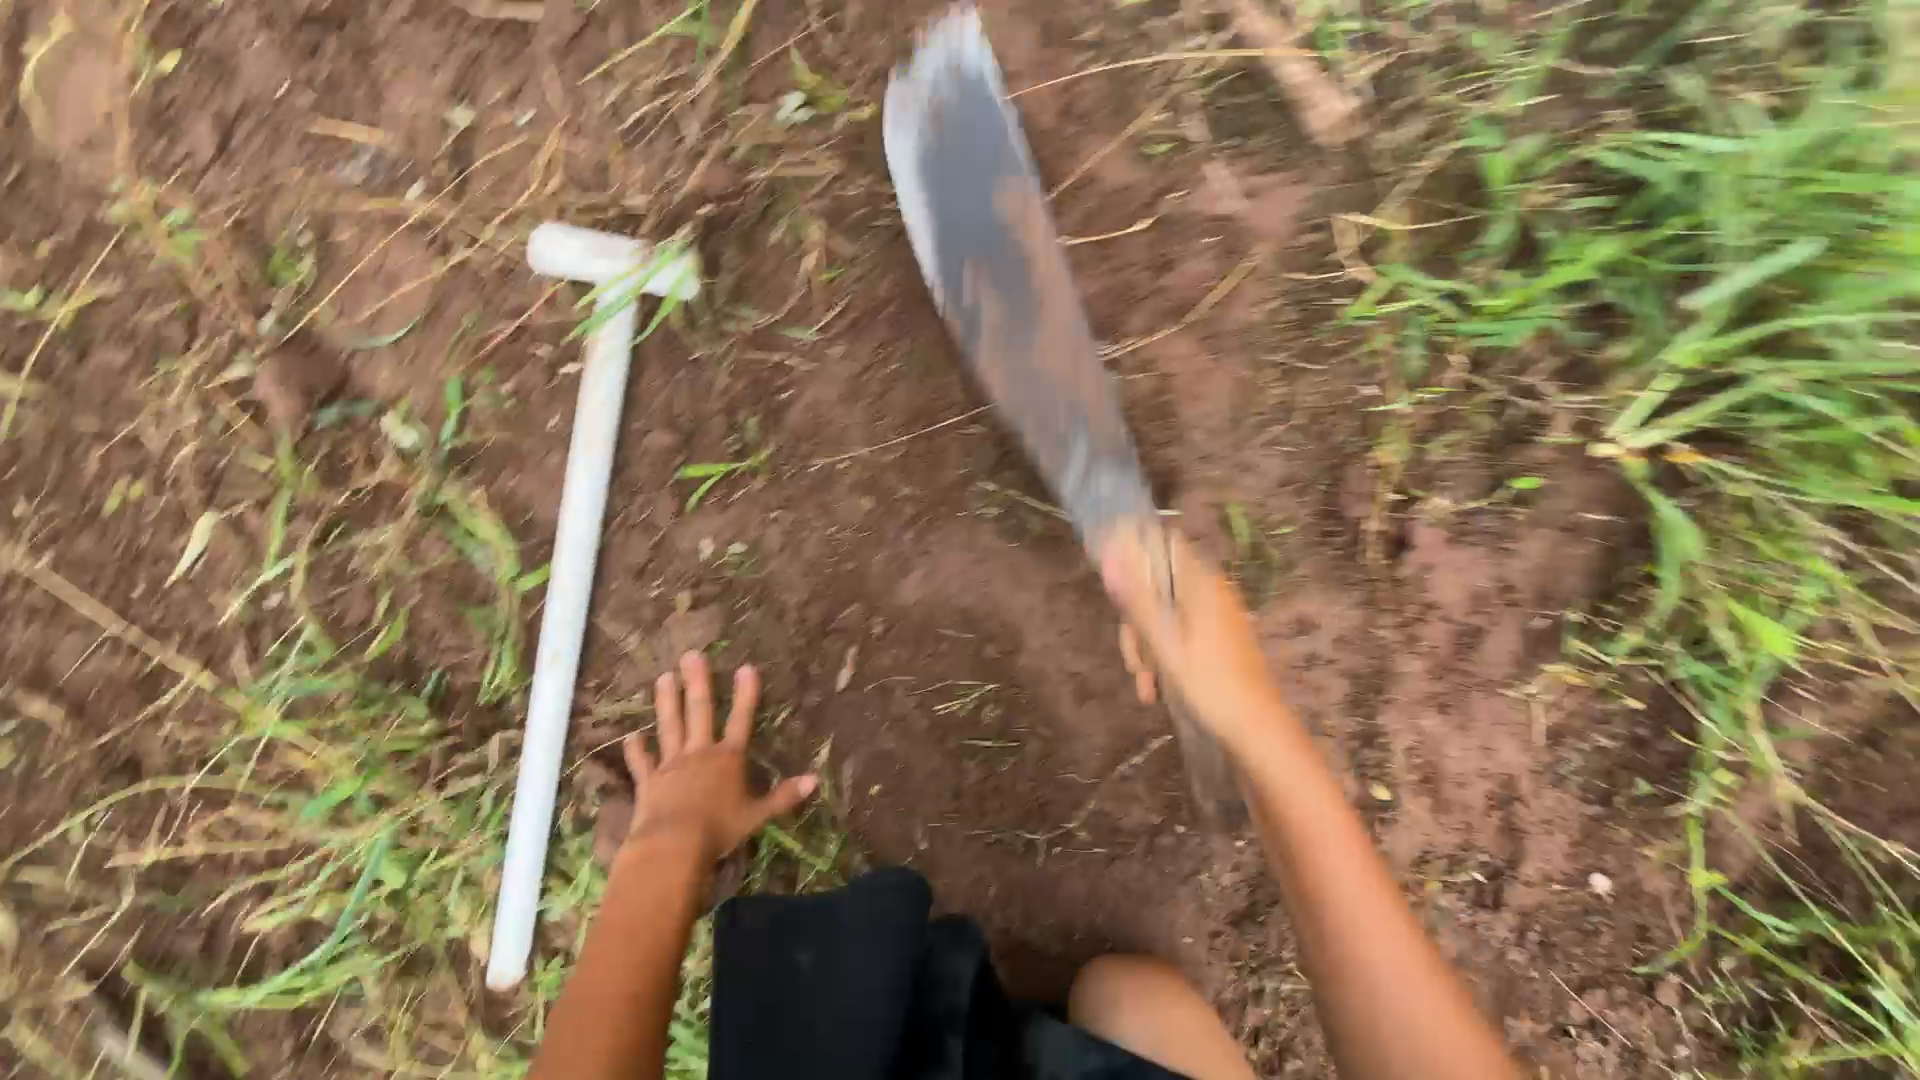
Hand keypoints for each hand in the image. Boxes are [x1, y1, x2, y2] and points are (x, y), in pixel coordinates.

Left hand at [618, 651, 816, 863]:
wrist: (673, 845)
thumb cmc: (720, 829)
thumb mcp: (758, 815)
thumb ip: (784, 796)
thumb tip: (815, 780)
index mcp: (728, 759)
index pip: (741, 720)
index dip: (745, 694)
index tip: (745, 667)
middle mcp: (700, 753)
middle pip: (699, 711)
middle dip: (697, 682)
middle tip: (690, 655)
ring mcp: (671, 764)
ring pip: (670, 726)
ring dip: (667, 701)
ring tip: (663, 677)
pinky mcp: (649, 781)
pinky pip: (642, 762)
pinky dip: (636, 750)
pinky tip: (632, 736)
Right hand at [1098, 527, 1289, 749]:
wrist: (1257, 731)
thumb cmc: (1210, 685)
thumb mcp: (1165, 643)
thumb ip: (1137, 599)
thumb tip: (1110, 554)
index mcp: (1201, 585)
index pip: (1163, 546)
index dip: (1134, 556)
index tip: (1115, 587)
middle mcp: (1210, 593)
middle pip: (1157, 588)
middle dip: (1137, 625)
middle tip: (1134, 662)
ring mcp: (1215, 618)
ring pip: (1163, 617)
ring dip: (1147, 650)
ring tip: (1145, 686)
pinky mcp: (1217, 641)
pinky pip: (1179, 636)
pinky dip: (1164, 659)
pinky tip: (1156, 690)